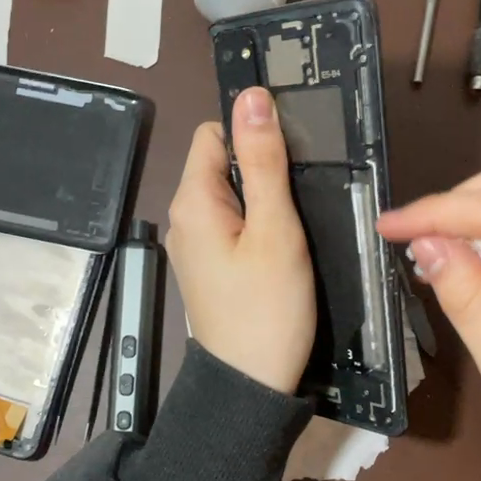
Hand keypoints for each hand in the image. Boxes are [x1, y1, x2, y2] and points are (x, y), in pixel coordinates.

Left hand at [166, 88, 315, 393]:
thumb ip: (263, 162)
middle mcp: (183, 217)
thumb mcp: (275, 229)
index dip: (253, 135)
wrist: (250, 384)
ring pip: (229, 197)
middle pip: (221, 164)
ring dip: (262, 201)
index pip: (215, 132)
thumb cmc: (267, 308)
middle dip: (261, 170)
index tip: (290, 159)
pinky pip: (230, 227)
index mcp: (192, 200)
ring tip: (292, 228)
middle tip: (298, 200)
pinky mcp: (207, 267)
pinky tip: (279, 250)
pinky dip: (255, 228)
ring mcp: (192, 245)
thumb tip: (252, 97)